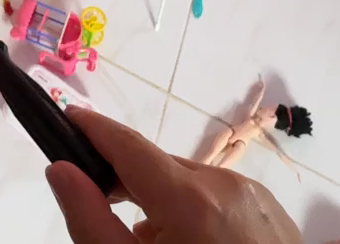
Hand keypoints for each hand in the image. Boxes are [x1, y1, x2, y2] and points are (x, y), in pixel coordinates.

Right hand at [46, 108, 302, 243]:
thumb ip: (91, 222)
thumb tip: (60, 168)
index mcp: (190, 198)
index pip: (127, 142)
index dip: (92, 127)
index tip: (65, 117)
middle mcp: (226, 185)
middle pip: (157, 167)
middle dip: (129, 186)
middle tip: (109, 221)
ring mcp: (258, 200)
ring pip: (190, 184)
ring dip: (165, 206)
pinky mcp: (279, 218)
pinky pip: (221, 201)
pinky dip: (200, 217)